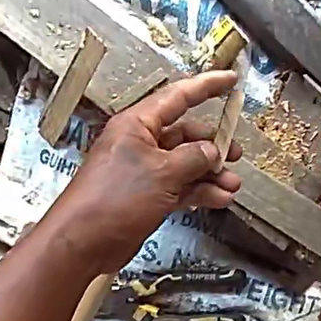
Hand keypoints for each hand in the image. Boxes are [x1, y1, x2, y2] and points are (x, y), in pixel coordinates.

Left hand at [45, 71, 243, 270]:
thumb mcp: (162, 172)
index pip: (178, 97)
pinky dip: (200, 192)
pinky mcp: (148, 196)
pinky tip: (219, 199)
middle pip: (186, 135)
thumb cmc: (114, 198)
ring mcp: (145, 171)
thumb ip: (193, 158)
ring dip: (211, 174)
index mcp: (138, 125)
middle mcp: (141, 143)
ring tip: (232, 185)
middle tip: (236, 154)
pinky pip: (181, 188)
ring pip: (186, 165)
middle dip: (213, 145)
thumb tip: (212, 152)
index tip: (231, 80)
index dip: (207, 87)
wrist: (84, 241)